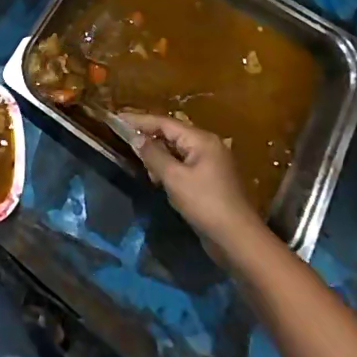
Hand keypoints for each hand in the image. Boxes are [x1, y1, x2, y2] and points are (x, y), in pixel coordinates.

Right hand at [125, 113, 260, 247]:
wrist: (236, 238)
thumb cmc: (205, 203)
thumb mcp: (174, 178)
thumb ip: (154, 156)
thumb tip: (136, 138)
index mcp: (201, 139)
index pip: (165, 122)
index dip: (141, 120)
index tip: (119, 118)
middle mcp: (208, 145)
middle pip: (173, 134)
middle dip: (149, 137)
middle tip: (125, 141)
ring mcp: (211, 163)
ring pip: (178, 151)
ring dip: (158, 155)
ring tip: (140, 163)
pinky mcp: (210, 181)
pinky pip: (184, 166)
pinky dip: (169, 168)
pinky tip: (157, 178)